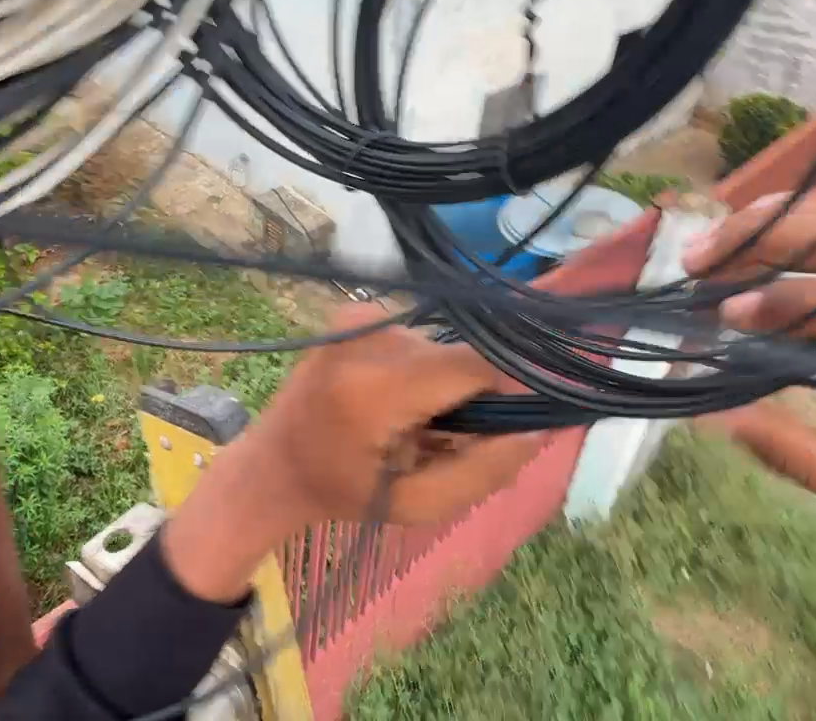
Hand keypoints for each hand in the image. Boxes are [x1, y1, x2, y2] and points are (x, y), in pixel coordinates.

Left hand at [162, 305, 541, 601]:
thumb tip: (542, 426)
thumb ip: (484, 470)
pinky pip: (416, 337)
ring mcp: (356, 317)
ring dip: (443, 381)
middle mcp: (366, 337)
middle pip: (457, 354)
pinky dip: (420, 367)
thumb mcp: (418, 504)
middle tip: (443, 437)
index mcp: (374, 389)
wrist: (272, 462)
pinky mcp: (353, 311)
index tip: (509, 421)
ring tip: (413, 419)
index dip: (507, 388)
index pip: (472, 363)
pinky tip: (394, 397)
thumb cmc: (343, 493)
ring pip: (439, 344)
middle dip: (469, 395)